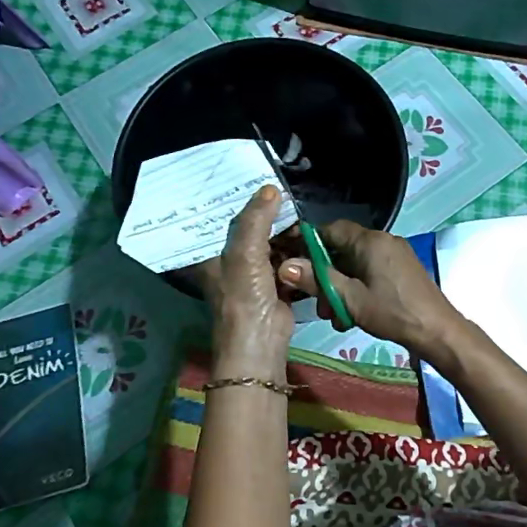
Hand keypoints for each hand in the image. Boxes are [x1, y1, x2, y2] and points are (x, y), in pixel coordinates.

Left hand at [195, 186, 294, 380]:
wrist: (261, 343)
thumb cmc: (244, 297)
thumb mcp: (245, 253)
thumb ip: (256, 219)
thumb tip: (271, 188)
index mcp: (214, 254)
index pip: (226, 220)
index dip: (244, 204)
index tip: (264, 183)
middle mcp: (233, 263)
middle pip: (255, 232)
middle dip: (274, 220)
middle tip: (293, 202)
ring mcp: (256, 277)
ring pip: (275, 247)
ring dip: (291, 238)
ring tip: (306, 223)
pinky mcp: (278, 288)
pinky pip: (289, 264)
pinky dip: (300, 256)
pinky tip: (312, 244)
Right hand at [276, 220, 464, 357]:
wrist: (436, 329)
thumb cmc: (392, 312)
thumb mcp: (350, 299)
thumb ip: (317, 280)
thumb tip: (285, 266)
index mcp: (371, 241)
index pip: (331, 229)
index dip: (308, 241)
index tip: (291, 258)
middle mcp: (384, 240)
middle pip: (343, 248)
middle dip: (325, 274)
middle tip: (317, 301)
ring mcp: (395, 254)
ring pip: (356, 263)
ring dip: (340, 286)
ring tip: (334, 314)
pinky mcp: (402, 269)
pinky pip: (371, 270)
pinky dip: (357, 287)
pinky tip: (352, 313)